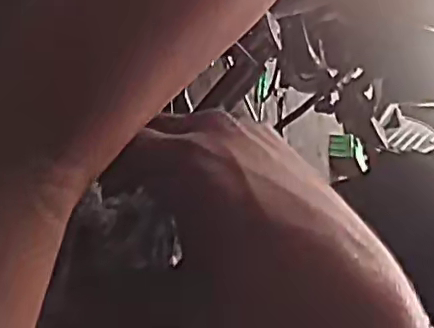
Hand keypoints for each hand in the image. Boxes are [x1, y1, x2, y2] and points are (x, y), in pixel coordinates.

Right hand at [111, 111, 428, 327]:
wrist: (360, 301)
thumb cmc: (289, 302)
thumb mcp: (187, 299)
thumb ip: (122, 291)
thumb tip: (80, 292)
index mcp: (191, 160)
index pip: (114, 144)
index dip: (86, 166)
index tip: (73, 185)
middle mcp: (220, 131)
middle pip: (149, 132)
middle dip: (125, 163)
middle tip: (108, 201)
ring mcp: (250, 132)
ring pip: (183, 132)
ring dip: (163, 161)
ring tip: (155, 206)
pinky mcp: (272, 142)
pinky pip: (218, 139)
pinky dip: (198, 160)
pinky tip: (203, 203)